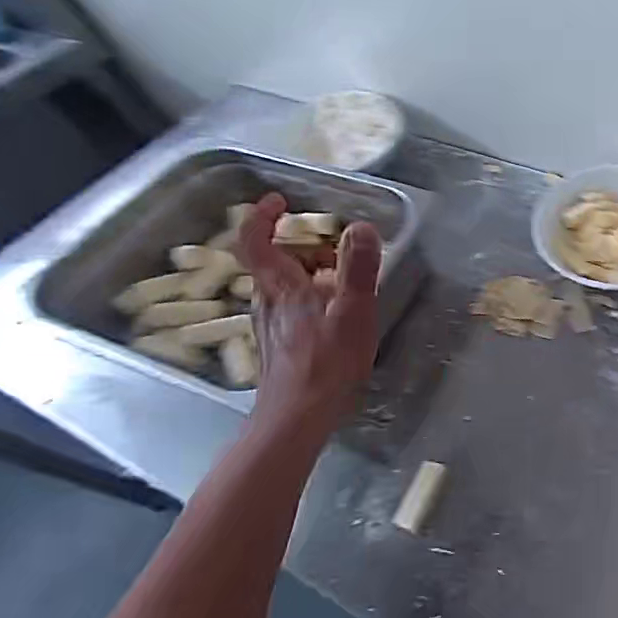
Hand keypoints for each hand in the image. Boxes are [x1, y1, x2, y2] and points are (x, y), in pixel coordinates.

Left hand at [236, 192, 381, 431]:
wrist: (297, 417)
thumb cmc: (327, 364)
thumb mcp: (352, 313)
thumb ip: (358, 269)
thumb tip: (361, 226)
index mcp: (281, 287)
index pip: (255, 241)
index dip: (262, 216)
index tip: (279, 201)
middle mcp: (267, 301)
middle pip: (274, 262)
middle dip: (304, 248)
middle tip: (338, 251)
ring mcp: (270, 325)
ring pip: (283, 286)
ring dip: (308, 274)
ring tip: (343, 282)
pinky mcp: (279, 344)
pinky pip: (290, 308)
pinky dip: (309, 298)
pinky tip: (334, 317)